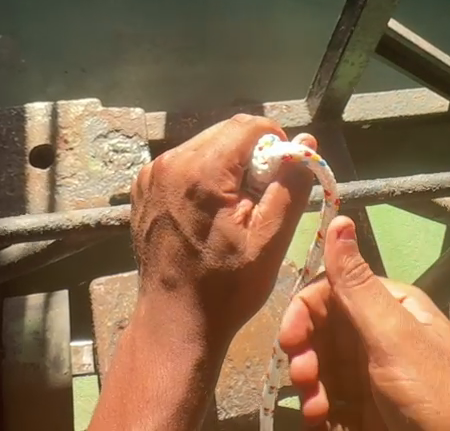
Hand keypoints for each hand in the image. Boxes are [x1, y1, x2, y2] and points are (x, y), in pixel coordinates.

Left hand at [129, 114, 317, 343]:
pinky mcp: (142, 186)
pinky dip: (202, 176)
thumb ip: (290, 185)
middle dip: (250, 154)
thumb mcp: (270, 240)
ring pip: (203, 145)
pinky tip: (209, 212)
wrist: (175, 323)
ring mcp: (152, 173)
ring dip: (226, 164)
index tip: (282, 172)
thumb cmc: (227, 287)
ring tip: (235, 207)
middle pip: (224, 133)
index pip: (247, 126)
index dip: (274, 142)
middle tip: (261, 194)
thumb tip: (307, 142)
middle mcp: (170, 161)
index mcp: (201, 170)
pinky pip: (182, 163)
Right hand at [279, 215, 449, 429]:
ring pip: (324, 368)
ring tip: (314, 410)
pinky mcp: (371, 414)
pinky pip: (333, 402)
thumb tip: (339, 216)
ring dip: (310, 385)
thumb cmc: (437, 397)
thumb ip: (358, 284)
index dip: (305, 311)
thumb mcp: (394, 337)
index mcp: (390, 307)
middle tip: (301, 378)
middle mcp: (381, 336)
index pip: (333, 292)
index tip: (289, 339)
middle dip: (305, 352)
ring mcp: (376, 377)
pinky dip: (319, 410)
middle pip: (324, 331)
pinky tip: (319, 423)